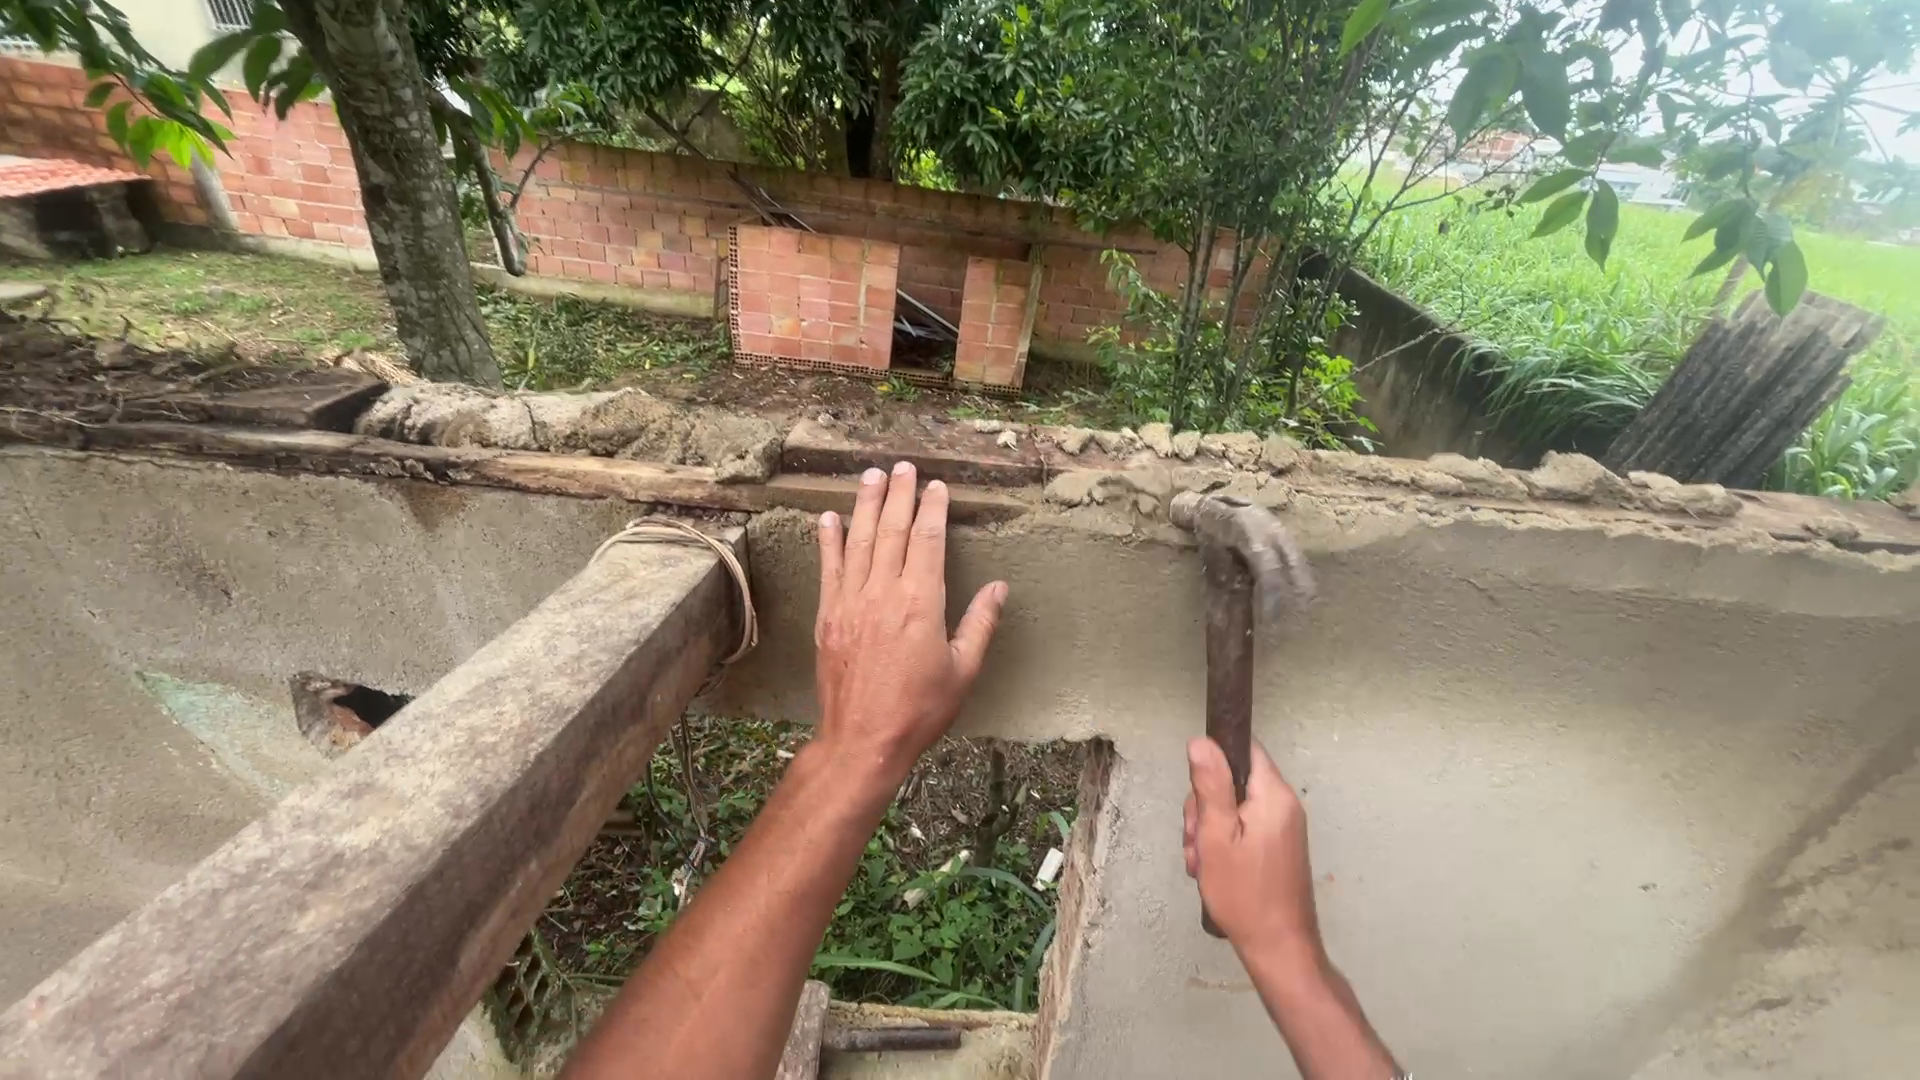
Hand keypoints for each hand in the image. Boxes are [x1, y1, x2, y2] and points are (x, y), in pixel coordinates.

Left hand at [814, 462, 1007, 785]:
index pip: (928, 540)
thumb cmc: (920, 710)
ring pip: (860, 540)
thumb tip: (999, 588)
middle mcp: (884, 593)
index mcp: (921, 603)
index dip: (933, 509)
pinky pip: (829, 568)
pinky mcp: (829, 616)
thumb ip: (980, 624)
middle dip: (901, 494)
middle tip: (904, 466)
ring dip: (867, 505)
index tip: (937, 486)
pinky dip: (829, 540)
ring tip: (872, 475)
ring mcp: (851, 602)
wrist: (863, 739)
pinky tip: (830, 518)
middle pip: (894, 530)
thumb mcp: (963, 670)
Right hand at [1184, 737, 1322, 963]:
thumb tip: (1201, 740)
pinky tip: (1211, 868)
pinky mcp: (1277, 846)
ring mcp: (1282, 827)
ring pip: (1232, 806)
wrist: (1279, 951)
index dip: (1214, 759)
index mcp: (1274, 795)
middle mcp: (1284, 805)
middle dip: (1204, 806)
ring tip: (1201, 861)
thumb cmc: (1244, 893)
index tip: (1197, 791)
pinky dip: (1222, 842)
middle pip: (1233, 779)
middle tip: (1195, 840)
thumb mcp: (1216, 835)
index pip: (1243, 748)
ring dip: (1208, 829)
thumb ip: (1210, 785)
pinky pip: (1243, 827)